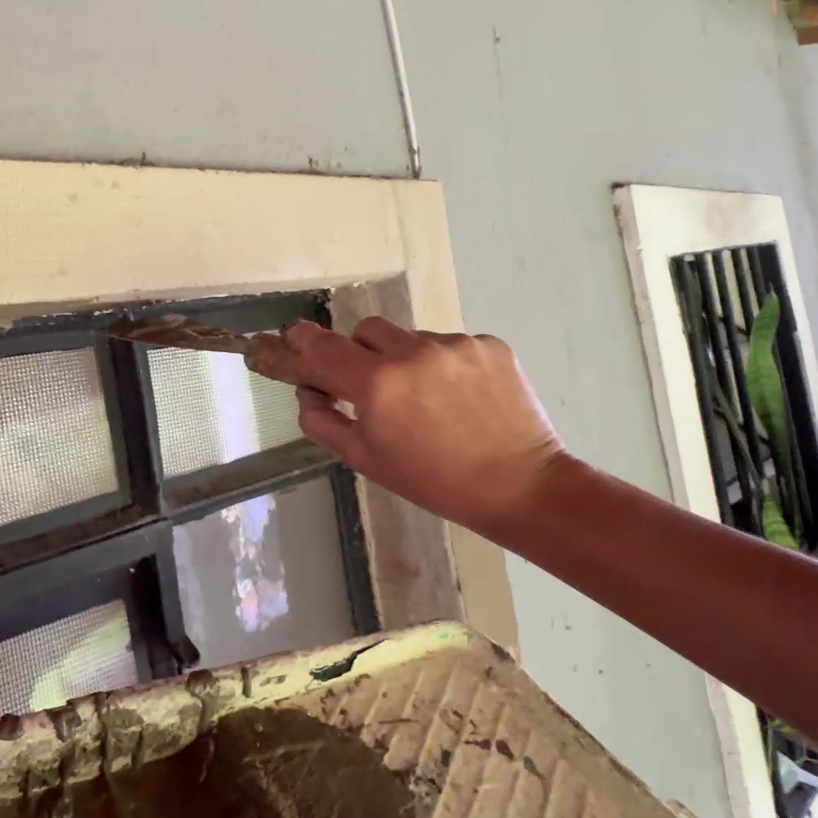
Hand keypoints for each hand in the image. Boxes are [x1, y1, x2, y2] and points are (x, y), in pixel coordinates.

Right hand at [245, 317, 565, 537]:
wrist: (522, 487)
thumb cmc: (434, 480)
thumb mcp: (364, 459)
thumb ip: (322, 421)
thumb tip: (308, 393)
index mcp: (377, 383)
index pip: (324, 345)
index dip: (304, 337)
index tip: (295, 335)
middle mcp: (413, 353)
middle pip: (367, 330)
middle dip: (362, 351)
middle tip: (374, 384)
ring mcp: (455, 345)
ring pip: (410, 337)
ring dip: (406, 359)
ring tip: (428, 398)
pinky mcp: (490, 346)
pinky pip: (449, 344)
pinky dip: (444, 364)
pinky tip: (460, 397)